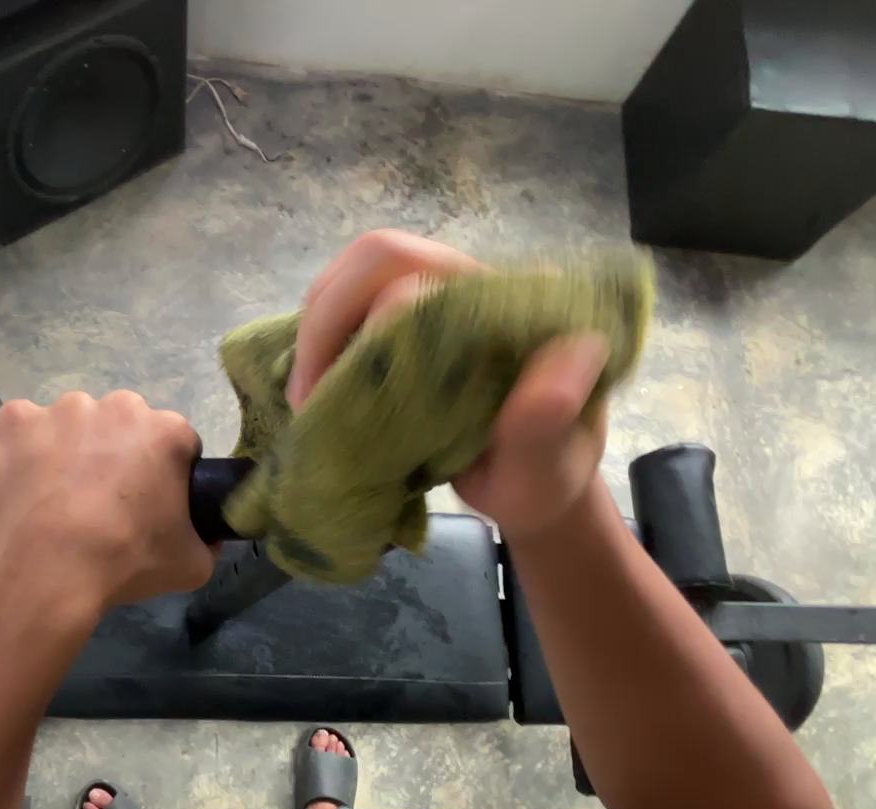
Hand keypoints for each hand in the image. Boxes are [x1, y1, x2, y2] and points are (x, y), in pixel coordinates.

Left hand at [0, 391, 215, 624]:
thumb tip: (206, 534)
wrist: (44, 575)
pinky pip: (25, 433)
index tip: (152, 505)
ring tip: (58, 501)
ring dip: (71, 452)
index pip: (177, 444)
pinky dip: (26, 455)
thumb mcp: (192, 565)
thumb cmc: (124, 563)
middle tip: (105, 505)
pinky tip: (25, 491)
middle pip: (124, 426)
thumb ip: (208, 541)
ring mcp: (59, 410)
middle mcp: (115, 406)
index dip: (168, 475)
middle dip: (119, 455)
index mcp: (165, 432)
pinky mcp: (12, 422)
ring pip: (73, 426)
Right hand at [291, 229, 608, 538]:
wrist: (535, 485)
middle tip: (306, 396)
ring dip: (315, 332)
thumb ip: (546, 422)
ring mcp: (439, 296)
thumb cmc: (541, 481)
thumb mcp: (546, 469)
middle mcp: (474, 284)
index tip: (331, 403)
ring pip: (354, 275)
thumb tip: (569, 352)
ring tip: (308, 398)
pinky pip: (351, 302)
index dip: (359, 332)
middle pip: (377, 257)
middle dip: (324, 323)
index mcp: (513, 306)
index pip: (417, 277)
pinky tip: (318, 385)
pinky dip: (321, 340)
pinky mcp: (413, 317)